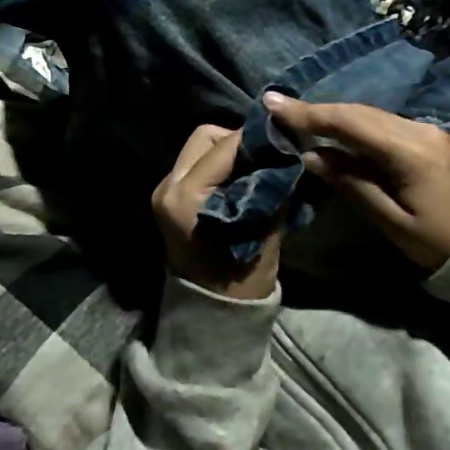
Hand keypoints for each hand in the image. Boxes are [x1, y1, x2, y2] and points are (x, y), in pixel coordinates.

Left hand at [152, 125, 281, 299]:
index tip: (282, 134)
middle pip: (204, 137)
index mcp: (186, 196)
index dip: (255, 137)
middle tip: (267, 151)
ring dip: (228, 150)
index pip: (224, 147)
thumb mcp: (264, 227)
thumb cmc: (241, 278)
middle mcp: (168, 187)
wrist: (212, 314)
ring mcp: (165, 191)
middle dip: (237, 139)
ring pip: (199, 147)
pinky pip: (197, 164)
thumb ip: (269, 183)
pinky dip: (220, 163)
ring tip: (256, 164)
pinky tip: (242, 176)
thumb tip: (285, 150)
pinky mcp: (170, 197)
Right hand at [263, 94, 449, 270]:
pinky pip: (384, 123)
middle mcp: (418, 130)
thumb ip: (352, 183)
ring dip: (335, 115)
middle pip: (360, 112)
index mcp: (409, 151)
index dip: (309, 113)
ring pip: (371, 115)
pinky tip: (336, 131)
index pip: (350, 122)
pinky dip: (355, 125)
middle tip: (278, 108)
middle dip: (317, 110)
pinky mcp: (430, 138)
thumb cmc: (442, 244)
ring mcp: (427, 130)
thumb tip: (312, 156)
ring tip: (299, 118)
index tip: (273, 104)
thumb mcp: (392, 221)